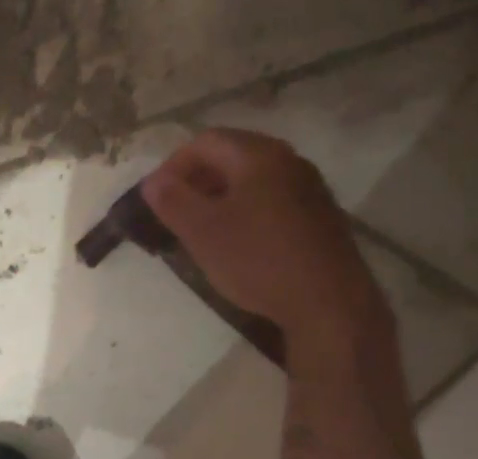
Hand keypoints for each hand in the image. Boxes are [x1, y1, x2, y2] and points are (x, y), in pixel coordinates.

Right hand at [142, 129, 387, 336]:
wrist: (325, 297)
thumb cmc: (257, 259)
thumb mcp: (203, 232)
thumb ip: (173, 202)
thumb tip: (153, 181)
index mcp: (257, 155)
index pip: (205, 141)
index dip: (172, 165)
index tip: (153, 197)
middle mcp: (287, 159)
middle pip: (231, 156)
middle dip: (195, 180)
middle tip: (173, 213)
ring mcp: (307, 186)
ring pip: (252, 179)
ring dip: (220, 197)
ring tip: (200, 230)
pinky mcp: (317, 214)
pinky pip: (270, 200)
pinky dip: (244, 211)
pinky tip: (236, 243)